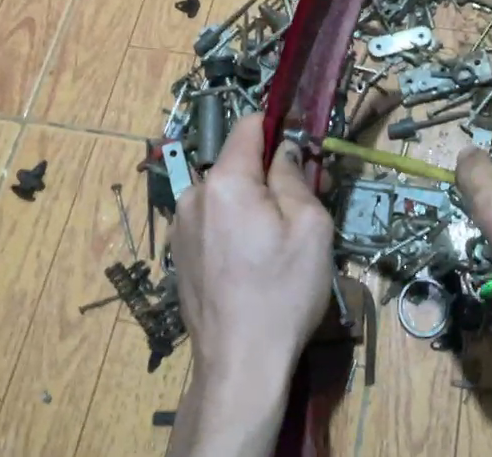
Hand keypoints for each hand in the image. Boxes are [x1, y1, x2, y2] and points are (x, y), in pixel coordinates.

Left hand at [170, 113, 333, 381]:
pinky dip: (236, 225)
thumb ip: (295, 176)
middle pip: (238, 162)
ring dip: (253, 201)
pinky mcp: (181, 254)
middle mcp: (193, 195)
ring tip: (280, 240)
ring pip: (227, 192)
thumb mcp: (310, 225)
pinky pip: (214, 219)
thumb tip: (287, 149)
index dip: (280, 126)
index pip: (249, 125)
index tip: (304, 144)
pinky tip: (255, 260)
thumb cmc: (282, 291)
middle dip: (270, 172)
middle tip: (302, 204)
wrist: (240, 365)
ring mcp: (181, 227)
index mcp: (224, 181)